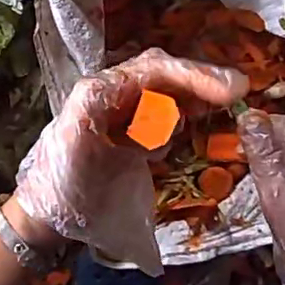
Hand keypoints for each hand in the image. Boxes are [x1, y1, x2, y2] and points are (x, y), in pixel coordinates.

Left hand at [12, 49, 248, 260]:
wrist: (48, 213)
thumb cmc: (64, 188)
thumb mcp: (80, 152)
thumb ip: (107, 124)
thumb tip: (153, 114)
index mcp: (98, 92)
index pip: (152, 70)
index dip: (193, 75)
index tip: (230, 89)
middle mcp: (109, 91)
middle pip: (161, 72)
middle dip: (198, 79)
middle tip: (236, 93)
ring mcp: (119, 108)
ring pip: (164, 86)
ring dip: (193, 92)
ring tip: (222, 102)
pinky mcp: (126, 125)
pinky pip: (159, 107)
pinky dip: (181, 109)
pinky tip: (195, 119)